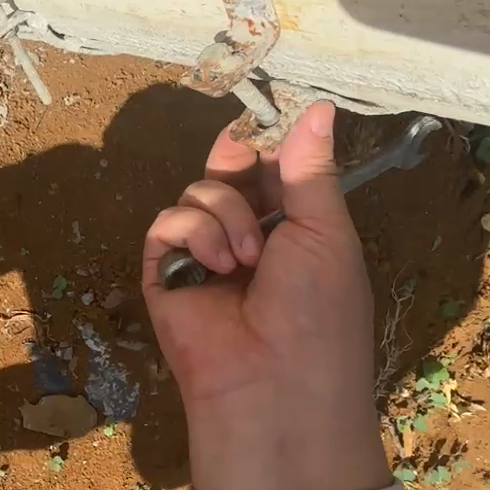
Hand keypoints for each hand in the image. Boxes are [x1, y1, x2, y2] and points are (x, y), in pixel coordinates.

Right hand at [141, 101, 390, 489]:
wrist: (275, 384)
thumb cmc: (319, 310)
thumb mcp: (327, 234)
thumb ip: (309, 170)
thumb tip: (320, 105)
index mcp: (291, 225)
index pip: (269, 166)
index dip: (265, 141)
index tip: (265, 113)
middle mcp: (243, 232)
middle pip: (224, 170)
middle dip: (237, 167)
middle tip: (250, 169)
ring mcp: (201, 251)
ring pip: (195, 191)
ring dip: (224, 215)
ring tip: (246, 259)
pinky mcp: (163, 269)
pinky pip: (165, 223)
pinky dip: (191, 233)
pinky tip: (215, 264)